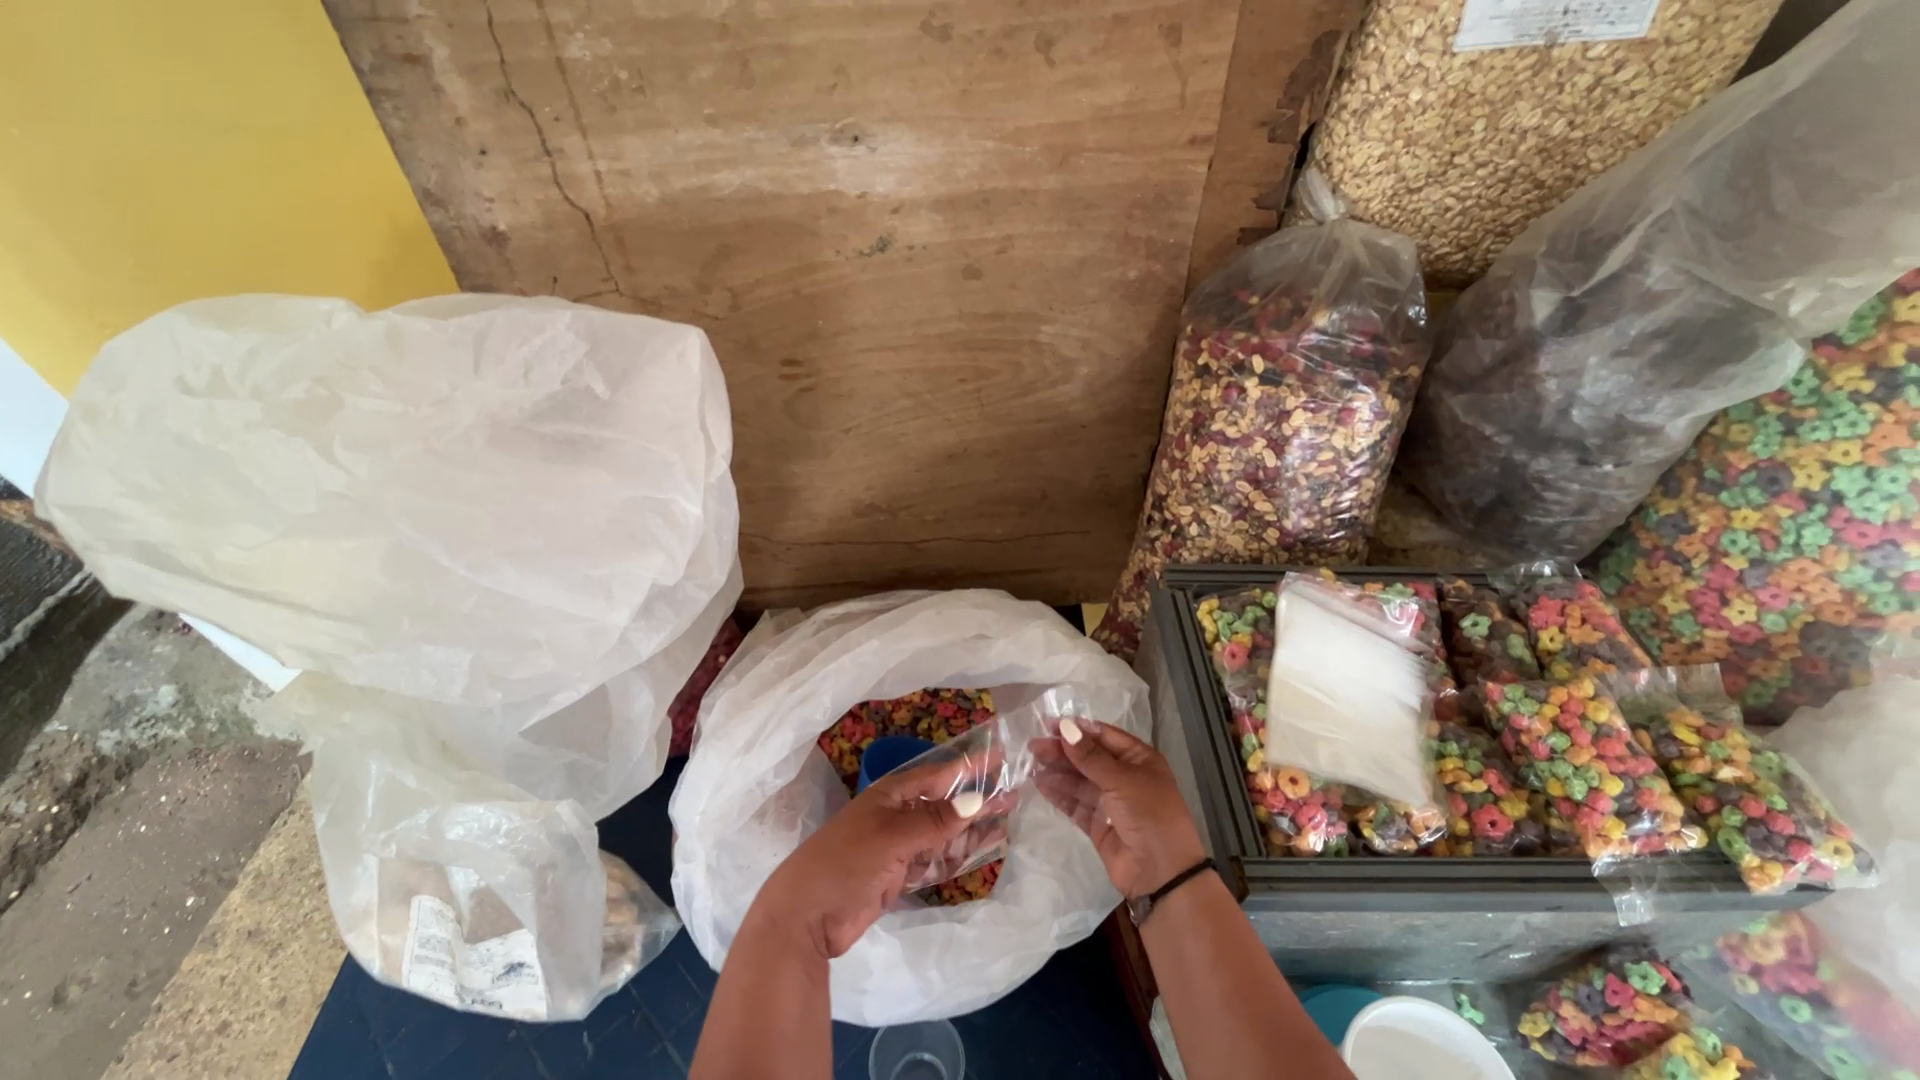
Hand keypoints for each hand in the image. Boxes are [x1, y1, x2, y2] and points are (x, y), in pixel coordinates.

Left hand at [759, 754, 1006, 958]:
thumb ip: (936, 820)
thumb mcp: (893, 836)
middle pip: (945, 802)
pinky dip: (959, 853)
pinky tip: (983, 847)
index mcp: (890, 795)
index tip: (1001, 756)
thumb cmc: (846, 863)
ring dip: (973, 826)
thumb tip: (977, 798)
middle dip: (977, 796)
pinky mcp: (899, 877)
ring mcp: (898, 847)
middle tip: (1015, 790)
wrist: (805, 916)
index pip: (938, 775)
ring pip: (944, 832)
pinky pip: (937, 859)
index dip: (969, 766)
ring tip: (1009, 816)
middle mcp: (896, 816)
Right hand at [1032, 718, 1205, 898]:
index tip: (1050, 725)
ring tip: (1031, 764)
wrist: (1161, 872)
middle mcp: (1124, 777)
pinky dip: (1059, 794)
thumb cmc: (1149, 814)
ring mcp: (1110, 802)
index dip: (1079, 730)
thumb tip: (1065, 728)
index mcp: (1139, 760)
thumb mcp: (1122, 780)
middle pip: (1089, 758)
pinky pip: (1075, 803)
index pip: (1104, 737)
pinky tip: (1040, 784)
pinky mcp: (1097, 824)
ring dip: (1057, 772)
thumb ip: (1090, 756)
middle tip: (1034, 746)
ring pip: (1079, 781)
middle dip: (1063, 752)